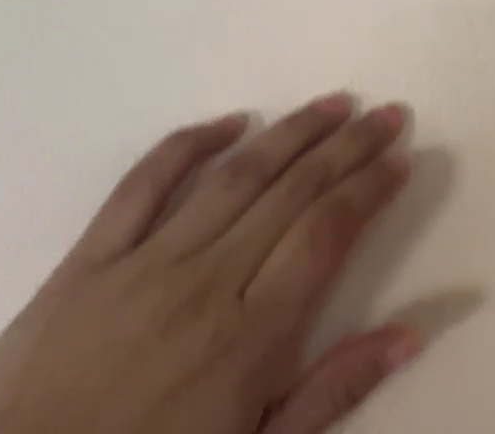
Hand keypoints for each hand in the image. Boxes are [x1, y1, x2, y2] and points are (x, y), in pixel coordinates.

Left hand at [0, 95, 418, 433]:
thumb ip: (334, 391)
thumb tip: (412, 336)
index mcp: (251, 333)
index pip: (327, 232)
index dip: (370, 188)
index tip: (401, 158)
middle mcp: (206, 283)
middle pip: (294, 192)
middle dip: (350, 146)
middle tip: (387, 114)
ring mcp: (141, 266)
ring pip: (234, 176)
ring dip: (292, 133)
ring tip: (334, 103)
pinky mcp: (83, 264)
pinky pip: (140, 187)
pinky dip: (188, 145)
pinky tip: (231, 121)